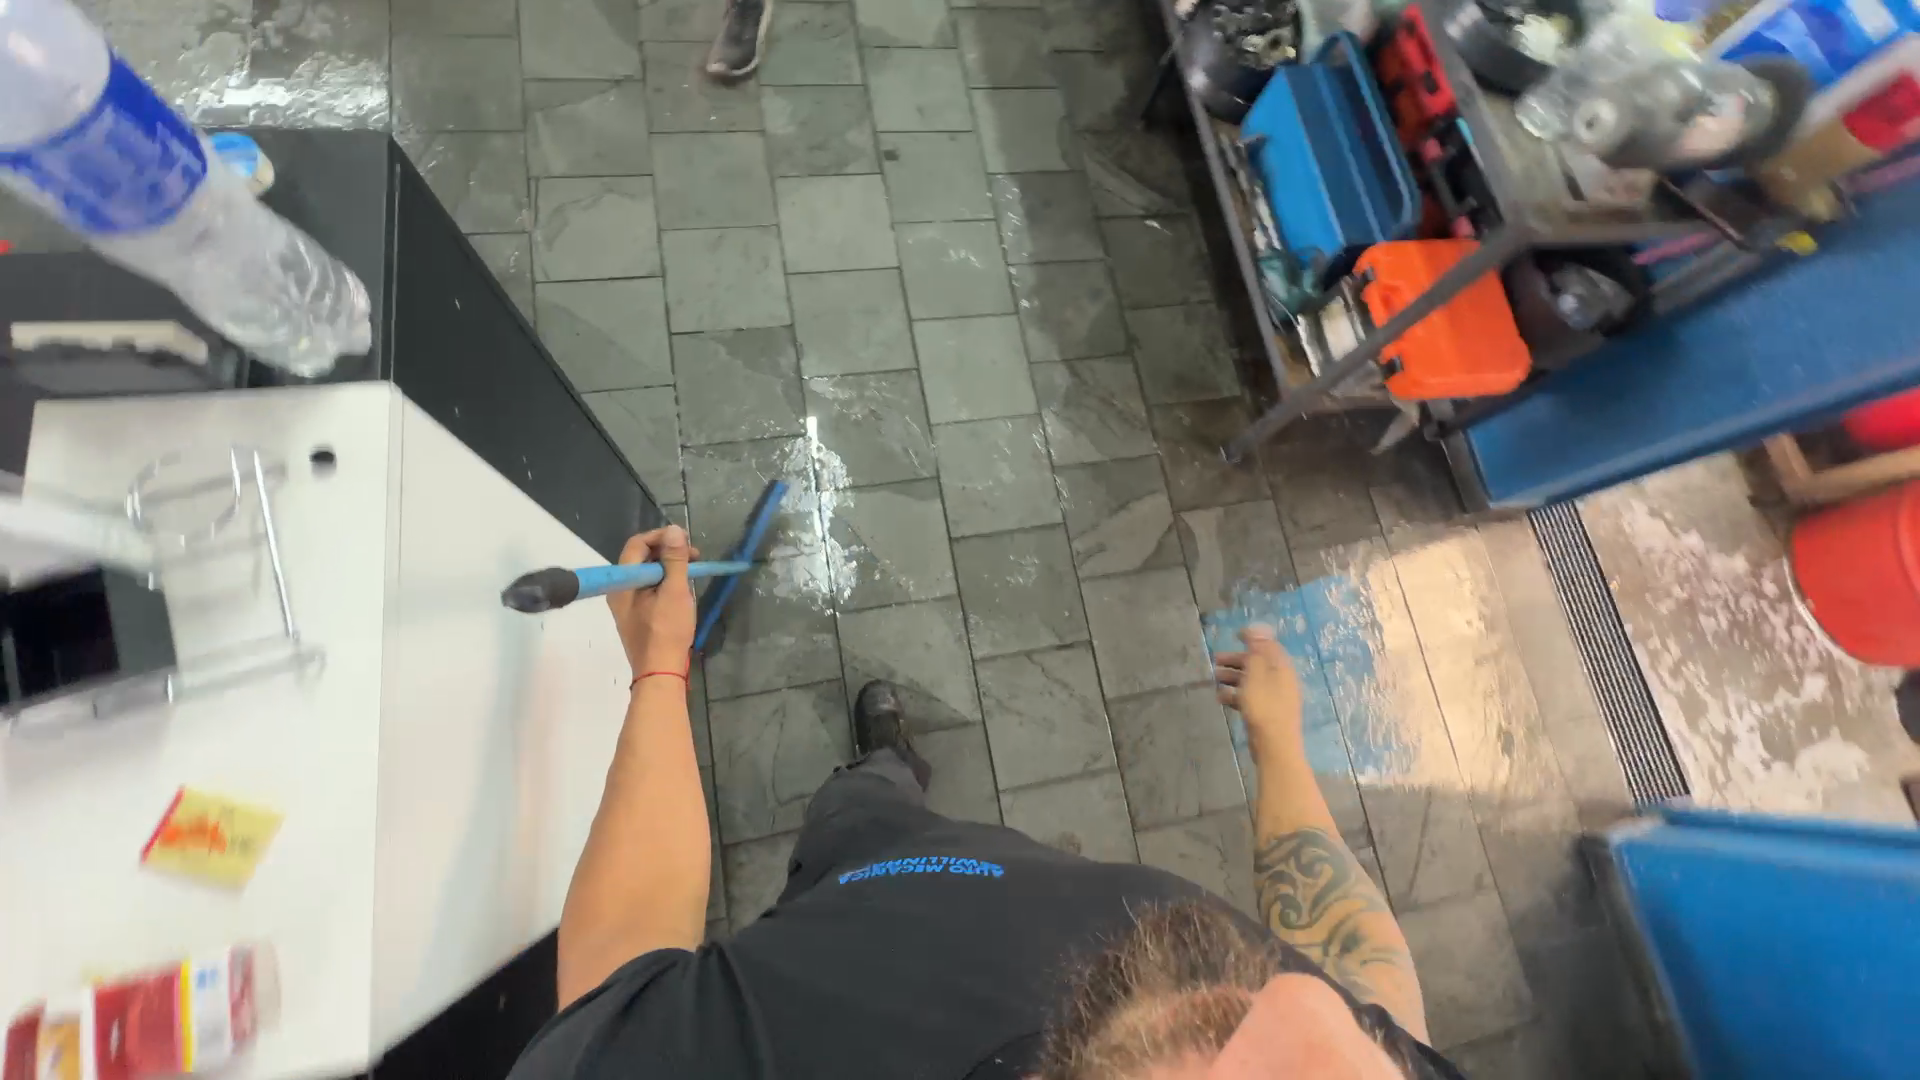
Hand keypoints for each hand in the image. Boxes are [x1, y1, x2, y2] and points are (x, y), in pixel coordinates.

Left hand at [607, 526, 698, 677]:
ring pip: (646, 572)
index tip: (686, 542)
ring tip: (692, 571)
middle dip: (667, 550)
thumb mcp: (675, 592)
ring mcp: (627, 602)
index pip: (637, 544)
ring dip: (669, 565)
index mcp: (623, 581)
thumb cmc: (667, 632)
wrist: (659, 672)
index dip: (661, 537)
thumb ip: (675, 560)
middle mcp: (620, 588)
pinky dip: (665, 580)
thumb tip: (675, 530)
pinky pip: (648, 586)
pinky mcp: (636, 613)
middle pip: (640, 556)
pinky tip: (682, 588)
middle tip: (694, 556)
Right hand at [1214, 625, 1304, 762]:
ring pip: (1251, 681)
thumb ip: (1256, 651)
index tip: (1235, 635)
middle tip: (1216, 660)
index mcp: (1281, 668)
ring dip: (1233, 677)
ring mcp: (1274, 698)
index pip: (1268, 646)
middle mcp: (1280, 680)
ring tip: (1215, 679)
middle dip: (1236, 660)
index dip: (1252, 638)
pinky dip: (1236, 694)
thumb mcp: (1256, 674)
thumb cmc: (1264, 706)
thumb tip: (1258, 628)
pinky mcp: (1267, 713)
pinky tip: (1221, 698)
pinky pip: (1250, 697)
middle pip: (1257, 664)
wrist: (1274, 745)